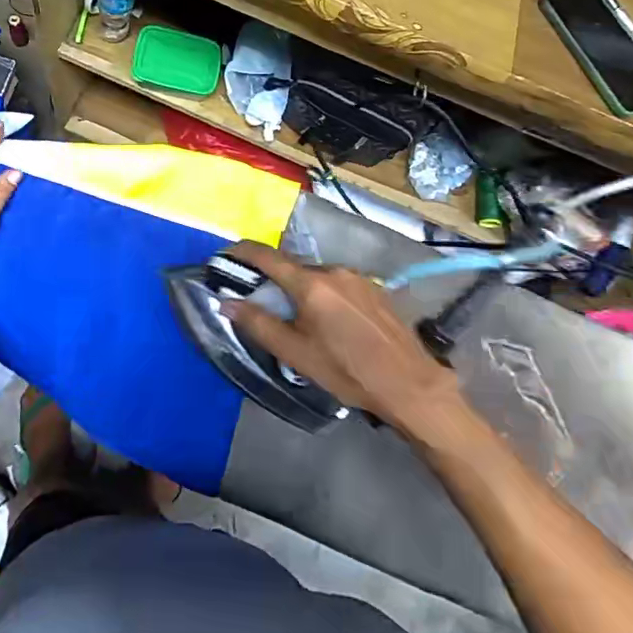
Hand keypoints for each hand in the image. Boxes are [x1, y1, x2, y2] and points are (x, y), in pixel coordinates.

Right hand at [222, 241, 461, 432]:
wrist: (405, 380)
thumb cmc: (346, 371)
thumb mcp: (296, 353)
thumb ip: (259, 325)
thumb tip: (227, 302)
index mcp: (312, 285)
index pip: (270, 258)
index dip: (245, 252)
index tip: (228, 253)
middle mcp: (336, 271)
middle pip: (296, 269)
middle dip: (278, 282)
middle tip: (266, 306)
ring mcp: (359, 277)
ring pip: (320, 277)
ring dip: (305, 292)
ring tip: (303, 323)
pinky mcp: (375, 288)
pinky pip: (341, 285)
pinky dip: (327, 296)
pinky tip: (333, 323)